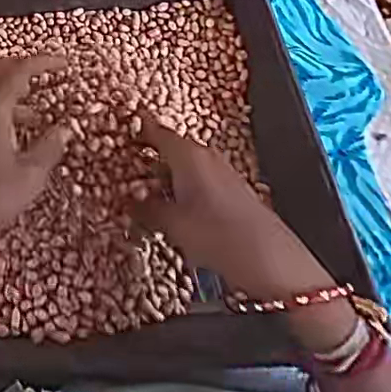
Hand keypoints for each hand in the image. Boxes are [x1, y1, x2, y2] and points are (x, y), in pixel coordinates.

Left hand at [0, 56, 71, 243]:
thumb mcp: (30, 175)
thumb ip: (49, 146)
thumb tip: (65, 129)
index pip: (19, 70)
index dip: (43, 62)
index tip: (65, 63)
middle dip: (25, 67)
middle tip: (51, 75)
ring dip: (15, 90)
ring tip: (42, 108)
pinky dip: (5, 106)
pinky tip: (22, 129)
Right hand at [132, 120, 332, 296]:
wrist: (272, 261)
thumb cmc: (217, 236)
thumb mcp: (171, 224)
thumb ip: (145, 208)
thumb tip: (127, 201)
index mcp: (186, 154)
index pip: (154, 130)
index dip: (135, 130)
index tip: (118, 132)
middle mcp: (204, 155)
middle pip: (168, 148)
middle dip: (145, 158)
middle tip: (123, 172)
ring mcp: (220, 171)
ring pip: (183, 165)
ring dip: (163, 176)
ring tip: (144, 196)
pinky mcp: (231, 189)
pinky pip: (197, 179)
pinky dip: (180, 188)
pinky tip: (173, 210)